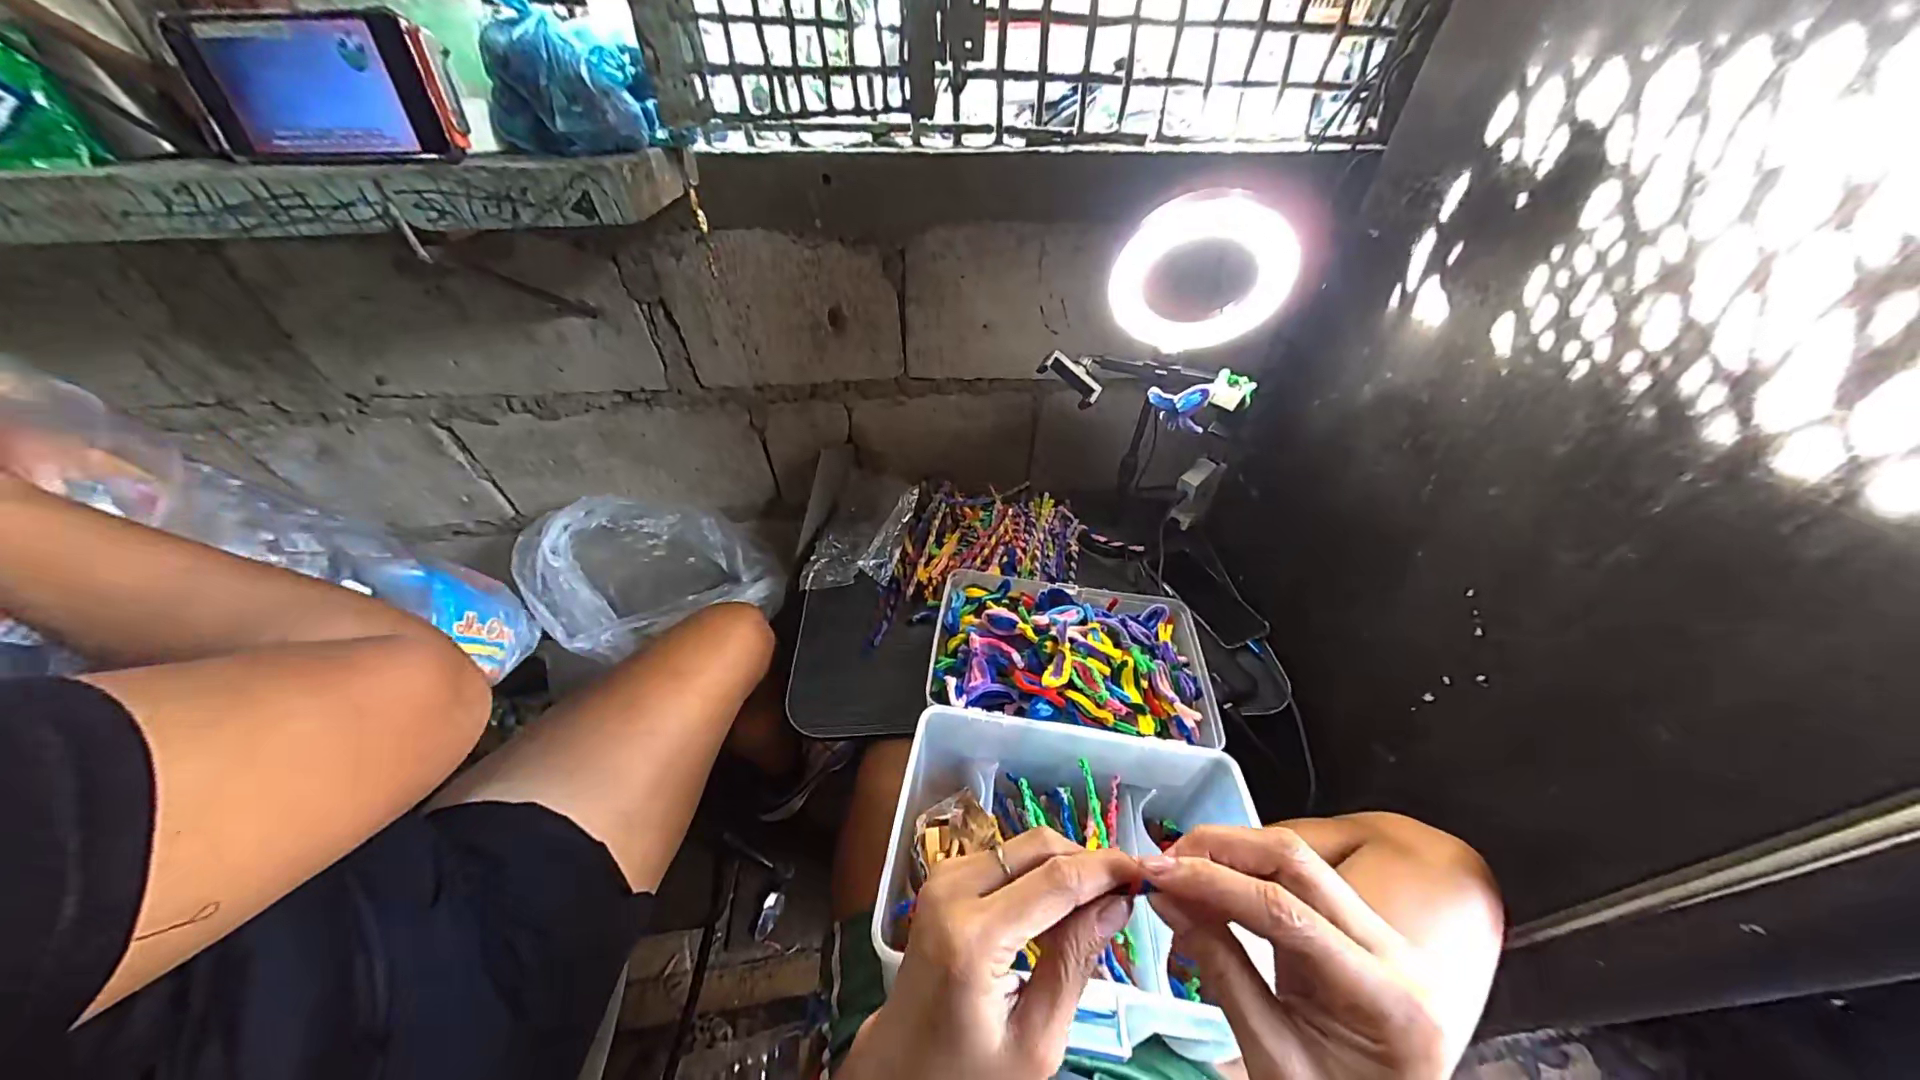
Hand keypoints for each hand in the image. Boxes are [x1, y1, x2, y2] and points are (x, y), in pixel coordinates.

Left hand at [841, 828, 1143, 1079]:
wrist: (901, 1061)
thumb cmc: (969, 1068)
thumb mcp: (1036, 1039)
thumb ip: (1075, 963)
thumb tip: (1116, 904)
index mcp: (974, 937)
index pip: (1056, 880)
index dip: (1105, 869)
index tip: (1143, 873)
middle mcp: (953, 890)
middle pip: (1039, 846)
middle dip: (1087, 860)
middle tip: (1121, 892)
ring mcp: (943, 877)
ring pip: (1023, 843)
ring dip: (1063, 863)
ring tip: (1092, 903)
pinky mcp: (943, 876)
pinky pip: (1004, 854)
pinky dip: (1038, 869)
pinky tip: (1056, 904)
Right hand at [1143, 826, 1449, 1079]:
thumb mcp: (1272, 1057)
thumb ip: (1220, 968)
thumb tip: (1165, 898)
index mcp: (1386, 996)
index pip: (1283, 907)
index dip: (1211, 880)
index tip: (1155, 872)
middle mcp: (1395, 951)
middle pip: (1294, 861)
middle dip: (1219, 848)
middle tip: (1163, 862)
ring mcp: (1382, 935)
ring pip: (1294, 860)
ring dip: (1228, 853)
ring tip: (1178, 868)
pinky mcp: (1360, 929)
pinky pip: (1296, 881)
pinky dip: (1244, 872)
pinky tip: (1210, 879)